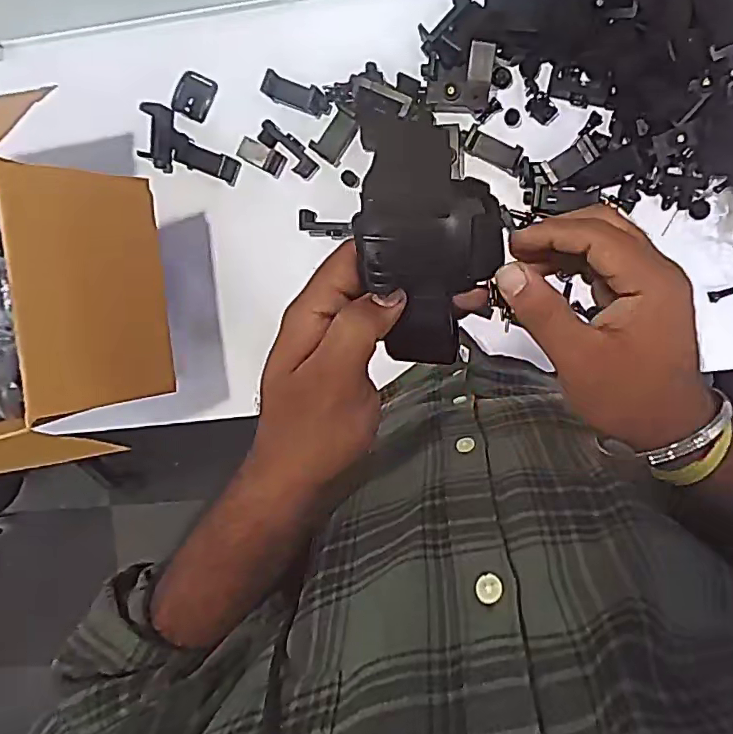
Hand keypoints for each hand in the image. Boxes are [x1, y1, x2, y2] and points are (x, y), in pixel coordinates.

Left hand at [248, 241, 406, 493]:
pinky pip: (369, 326)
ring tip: (431, 297)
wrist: (297, 482)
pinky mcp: (341, 360)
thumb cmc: (306, 441)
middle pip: (357, 276)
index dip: (382, 251)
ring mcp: (328, 342)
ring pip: (366, 300)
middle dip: (396, 271)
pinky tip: (409, 325)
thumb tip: (388, 293)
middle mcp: (315, 324)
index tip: (417, 254)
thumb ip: (359, 326)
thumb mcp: (336, 376)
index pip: (344, 260)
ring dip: (397, 295)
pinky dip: (392, 320)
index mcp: (307, 317)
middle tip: (434, 277)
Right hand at [495, 204, 716, 449]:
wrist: (670, 428)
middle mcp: (658, 275)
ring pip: (604, 241)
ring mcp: (652, 284)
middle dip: (556, 232)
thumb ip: (541, 311)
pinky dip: (574, 264)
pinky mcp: (643, 296)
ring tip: (529, 266)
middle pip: (604, 225)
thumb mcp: (578, 358)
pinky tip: (550, 279)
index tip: (517, 244)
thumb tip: (512, 275)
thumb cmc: (639, 401)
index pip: (595, 232)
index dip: (550, 233)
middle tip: (520, 250)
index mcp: (651, 282)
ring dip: (564, 247)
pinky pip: (606, 264)